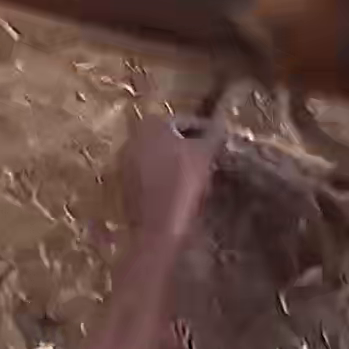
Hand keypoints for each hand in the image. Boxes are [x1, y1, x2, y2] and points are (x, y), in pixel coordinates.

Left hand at [118, 111, 227, 242]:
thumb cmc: (183, 182)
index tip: (219, 141)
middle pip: (170, 138)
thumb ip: (214, 133)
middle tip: (211, 156)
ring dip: (179, 162)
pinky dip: (168, 177)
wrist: (159, 228)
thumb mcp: (205, 153)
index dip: (205, 130)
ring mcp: (127, 163)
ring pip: (161, 157)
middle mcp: (133, 139)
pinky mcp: (127, 186)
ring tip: (201, 174)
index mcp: (150, 124)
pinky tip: (184, 190)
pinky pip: (153, 175)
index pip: (184, 121)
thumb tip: (222, 122)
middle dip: (190, 145)